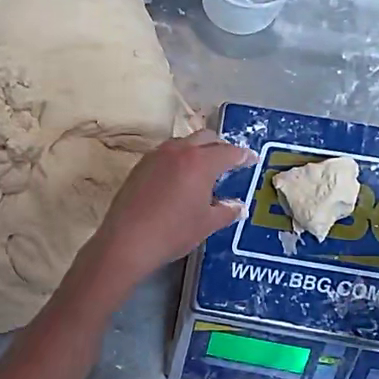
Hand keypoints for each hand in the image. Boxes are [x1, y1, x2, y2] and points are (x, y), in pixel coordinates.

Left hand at [78, 130, 254, 293]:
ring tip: (204, 168)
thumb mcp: (207, 224)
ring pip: (184, 142)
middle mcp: (179, 151)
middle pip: (206, 138)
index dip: (243, 156)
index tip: (251, 159)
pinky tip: (180, 177)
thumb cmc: (173, 232)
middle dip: (221, 146)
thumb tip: (238, 206)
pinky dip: (179, 158)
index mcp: (201, 162)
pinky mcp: (140, 165)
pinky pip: (167, 153)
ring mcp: (156, 155)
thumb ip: (227, 211)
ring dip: (198, 149)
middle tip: (229, 161)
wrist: (127, 241)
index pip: (229, 152)